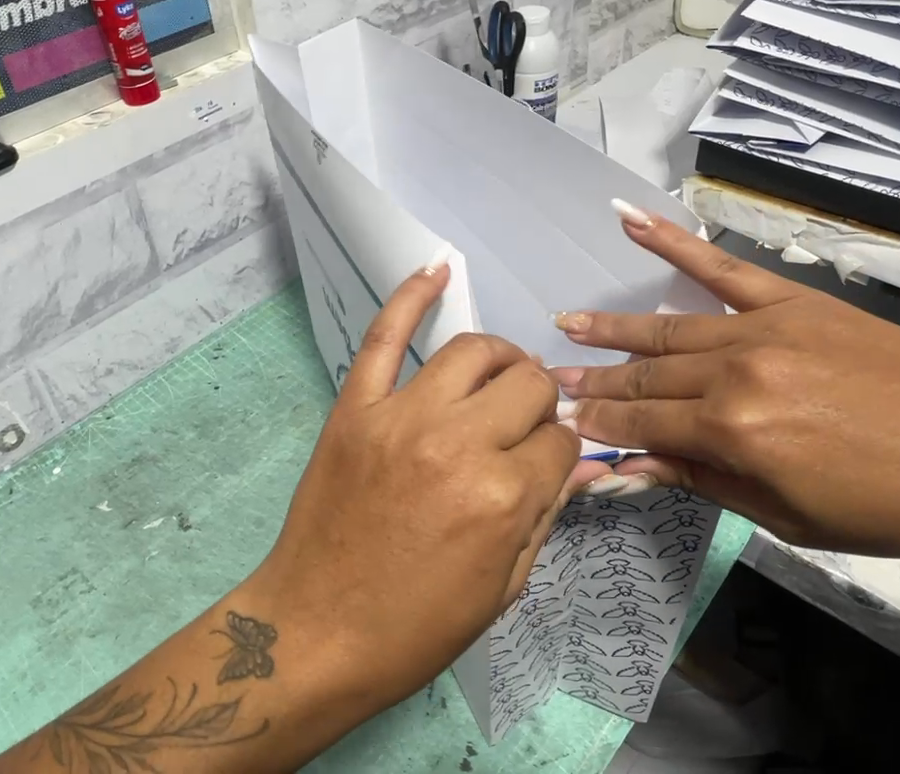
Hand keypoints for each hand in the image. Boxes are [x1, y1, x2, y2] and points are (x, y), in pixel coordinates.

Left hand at [243, 259, 582, 709]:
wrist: (318, 630)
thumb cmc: (417, 627)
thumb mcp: (502, 587)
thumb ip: (545, 514)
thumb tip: (581, 461)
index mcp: (503, 496)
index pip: (560, 440)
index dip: (560, 450)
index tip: (544, 462)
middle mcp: (458, 442)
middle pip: (527, 385)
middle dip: (539, 402)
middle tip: (523, 422)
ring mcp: (401, 417)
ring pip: (472, 352)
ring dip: (499, 358)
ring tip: (500, 374)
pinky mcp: (355, 407)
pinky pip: (385, 335)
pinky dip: (411, 296)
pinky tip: (436, 269)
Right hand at [555, 205, 899, 559]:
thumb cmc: (895, 507)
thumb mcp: (791, 517)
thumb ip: (704, 482)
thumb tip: (631, 466)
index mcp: (734, 434)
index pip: (643, 422)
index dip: (600, 422)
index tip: (562, 419)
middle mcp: (736, 372)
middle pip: (647, 374)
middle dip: (597, 379)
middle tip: (552, 378)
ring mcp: (762, 327)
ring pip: (668, 327)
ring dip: (613, 328)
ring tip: (568, 323)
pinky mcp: (791, 300)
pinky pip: (721, 267)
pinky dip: (672, 243)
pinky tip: (629, 221)